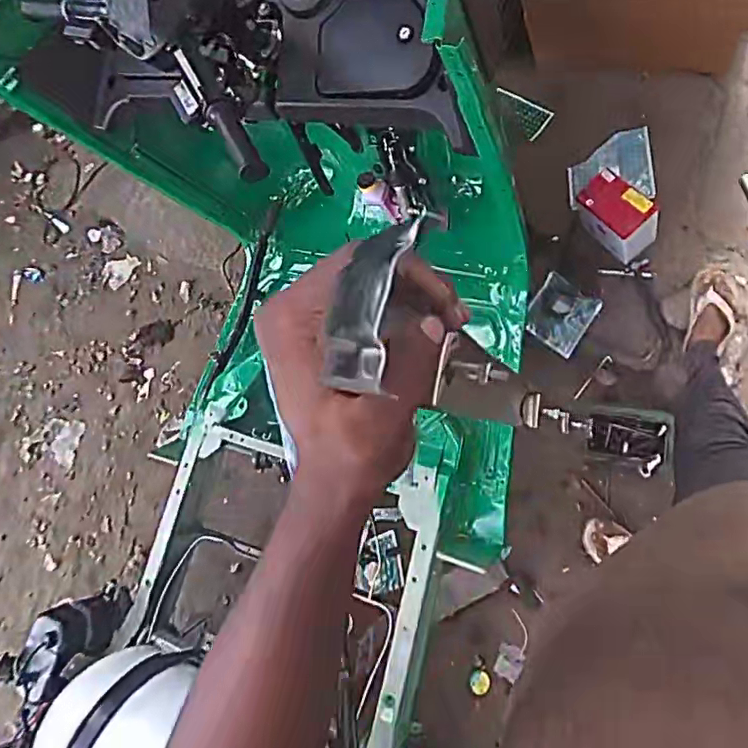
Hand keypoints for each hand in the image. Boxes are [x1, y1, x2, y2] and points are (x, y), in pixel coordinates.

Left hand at [255, 241, 468, 505]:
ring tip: (452, 322)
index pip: (354, 264)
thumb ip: (410, 363)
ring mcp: (311, 318)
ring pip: (375, 283)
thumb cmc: (348, 454)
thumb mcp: (383, 411)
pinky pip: (374, 303)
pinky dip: (407, 312)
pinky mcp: (330, 331)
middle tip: (455, 313)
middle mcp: (295, 309)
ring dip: (418, 298)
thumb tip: (436, 323)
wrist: (337, 483)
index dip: (406, 272)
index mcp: (292, 319)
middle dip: (418, 286)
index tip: (443, 299)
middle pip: (366, 269)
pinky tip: (435, 330)